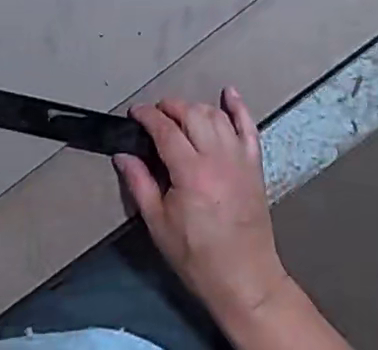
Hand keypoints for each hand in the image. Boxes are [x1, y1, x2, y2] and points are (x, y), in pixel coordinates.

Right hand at [113, 89, 288, 327]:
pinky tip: (229, 94)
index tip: (135, 114)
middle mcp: (217, 159)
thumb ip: (139, 184)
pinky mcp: (254, 167)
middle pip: (191, 114)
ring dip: (195, 107)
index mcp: (191, 173)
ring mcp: (239, 161)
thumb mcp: (158, 224)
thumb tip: (123, 155)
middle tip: (154, 116)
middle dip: (168, 107)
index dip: (146, 115)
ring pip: (215, 116)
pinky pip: (249, 128)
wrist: (247, 283)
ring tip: (180, 115)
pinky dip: (239, 108)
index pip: (165, 129)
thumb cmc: (199, 257)